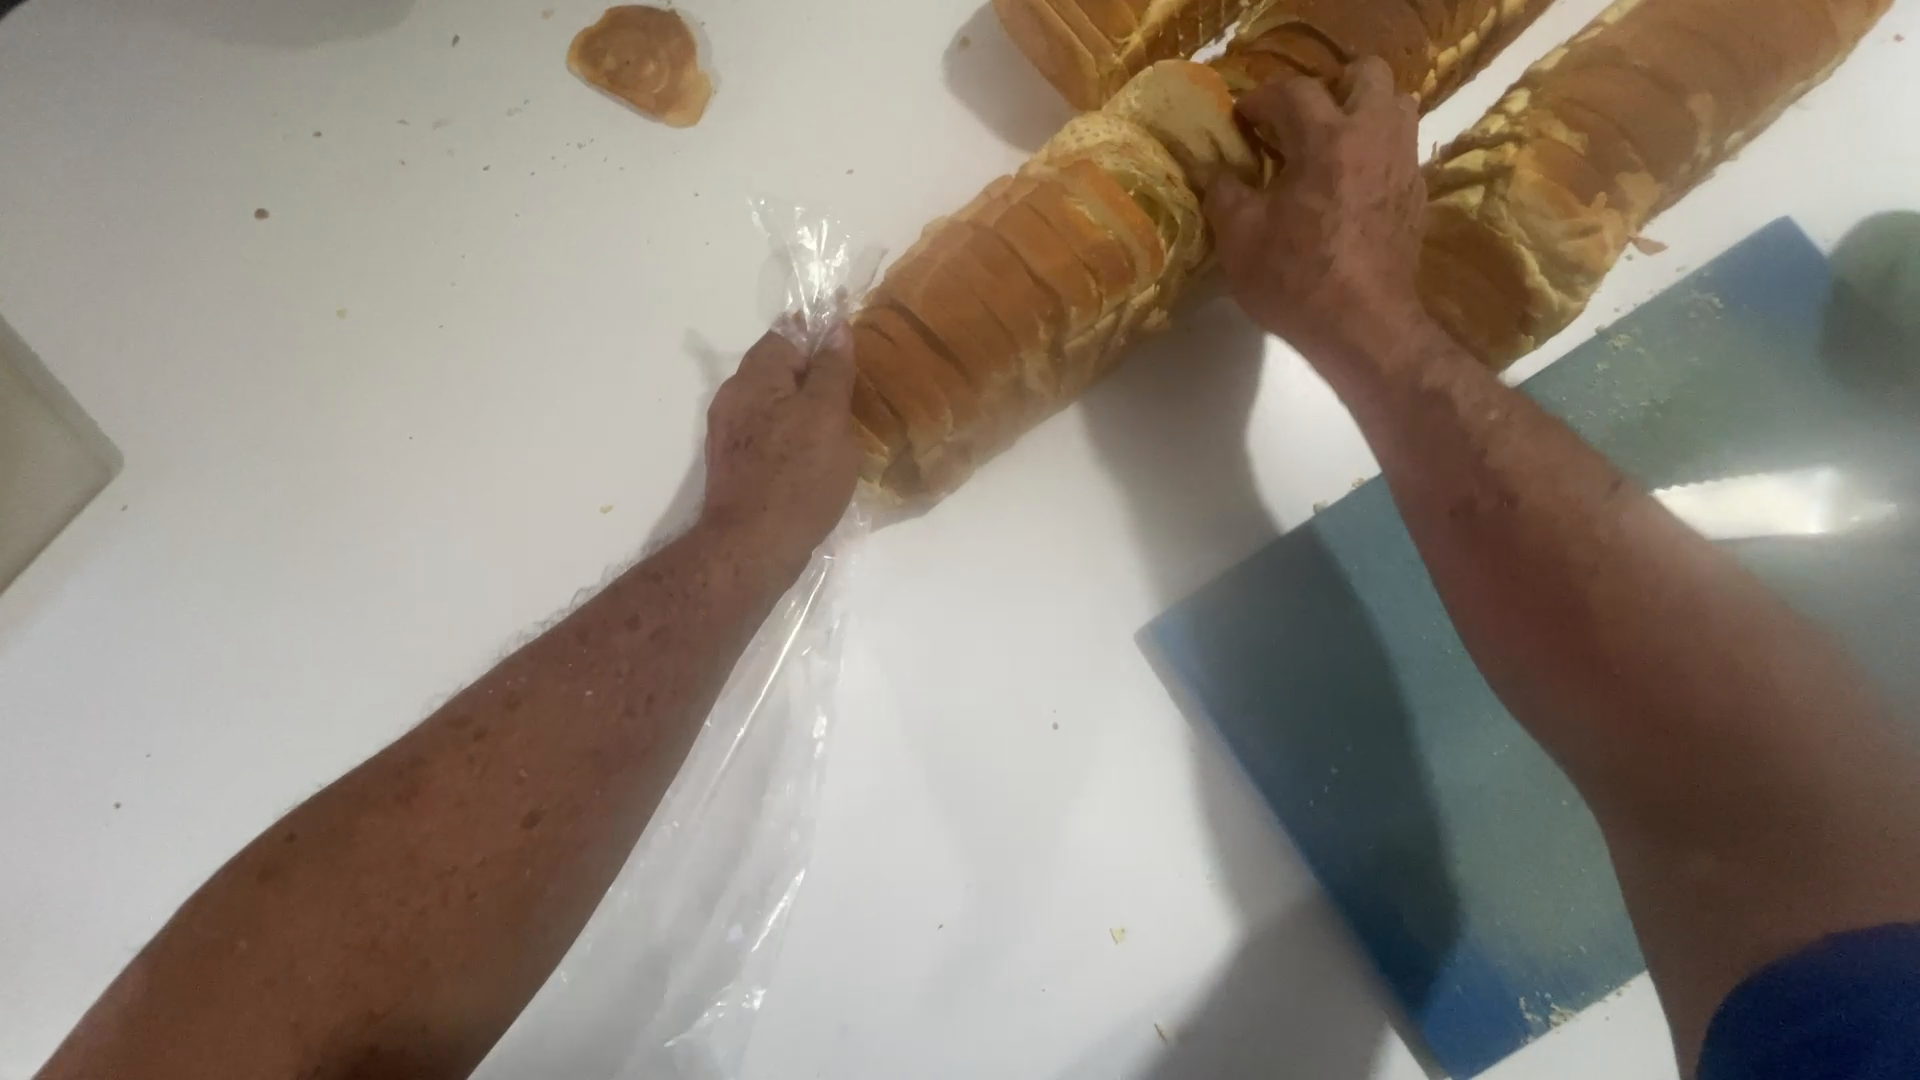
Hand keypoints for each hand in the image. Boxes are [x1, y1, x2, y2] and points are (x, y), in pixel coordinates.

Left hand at [700, 325, 860, 574]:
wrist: (753, 547)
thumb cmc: (797, 477)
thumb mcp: (827, 417)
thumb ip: (832, 371)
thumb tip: (836, 329)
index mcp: (755, 377)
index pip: (787, 334)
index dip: (821, 337)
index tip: (854, 354)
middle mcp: (735, 398)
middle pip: (778, 370)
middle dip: (814, 375)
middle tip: (854, 394)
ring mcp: (731, 434)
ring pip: (774, 405)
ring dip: (804, 409)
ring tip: (840, 428)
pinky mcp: (736, 466)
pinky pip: (769, 435)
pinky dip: (793, 437)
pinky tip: (815, 458)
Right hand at [1206, 57, 1428, 372]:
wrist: (1360, 324)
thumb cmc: (1293, 280)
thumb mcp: (1240, 239)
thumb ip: (1223, 194)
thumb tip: (1210, 170)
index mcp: (1327, 140)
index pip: (1293, 92)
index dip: (1261, 99)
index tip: (1241, 118)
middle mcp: (1374, 136)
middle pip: (1364, 76)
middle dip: (1328, 88)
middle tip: (1298, 120)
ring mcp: (1402, 163)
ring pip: (1394, 105)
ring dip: (1361, 112)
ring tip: (1328, 146)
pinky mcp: (1414, 194)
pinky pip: (1399, 148)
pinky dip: (1373, 150)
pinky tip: (1347, 185)